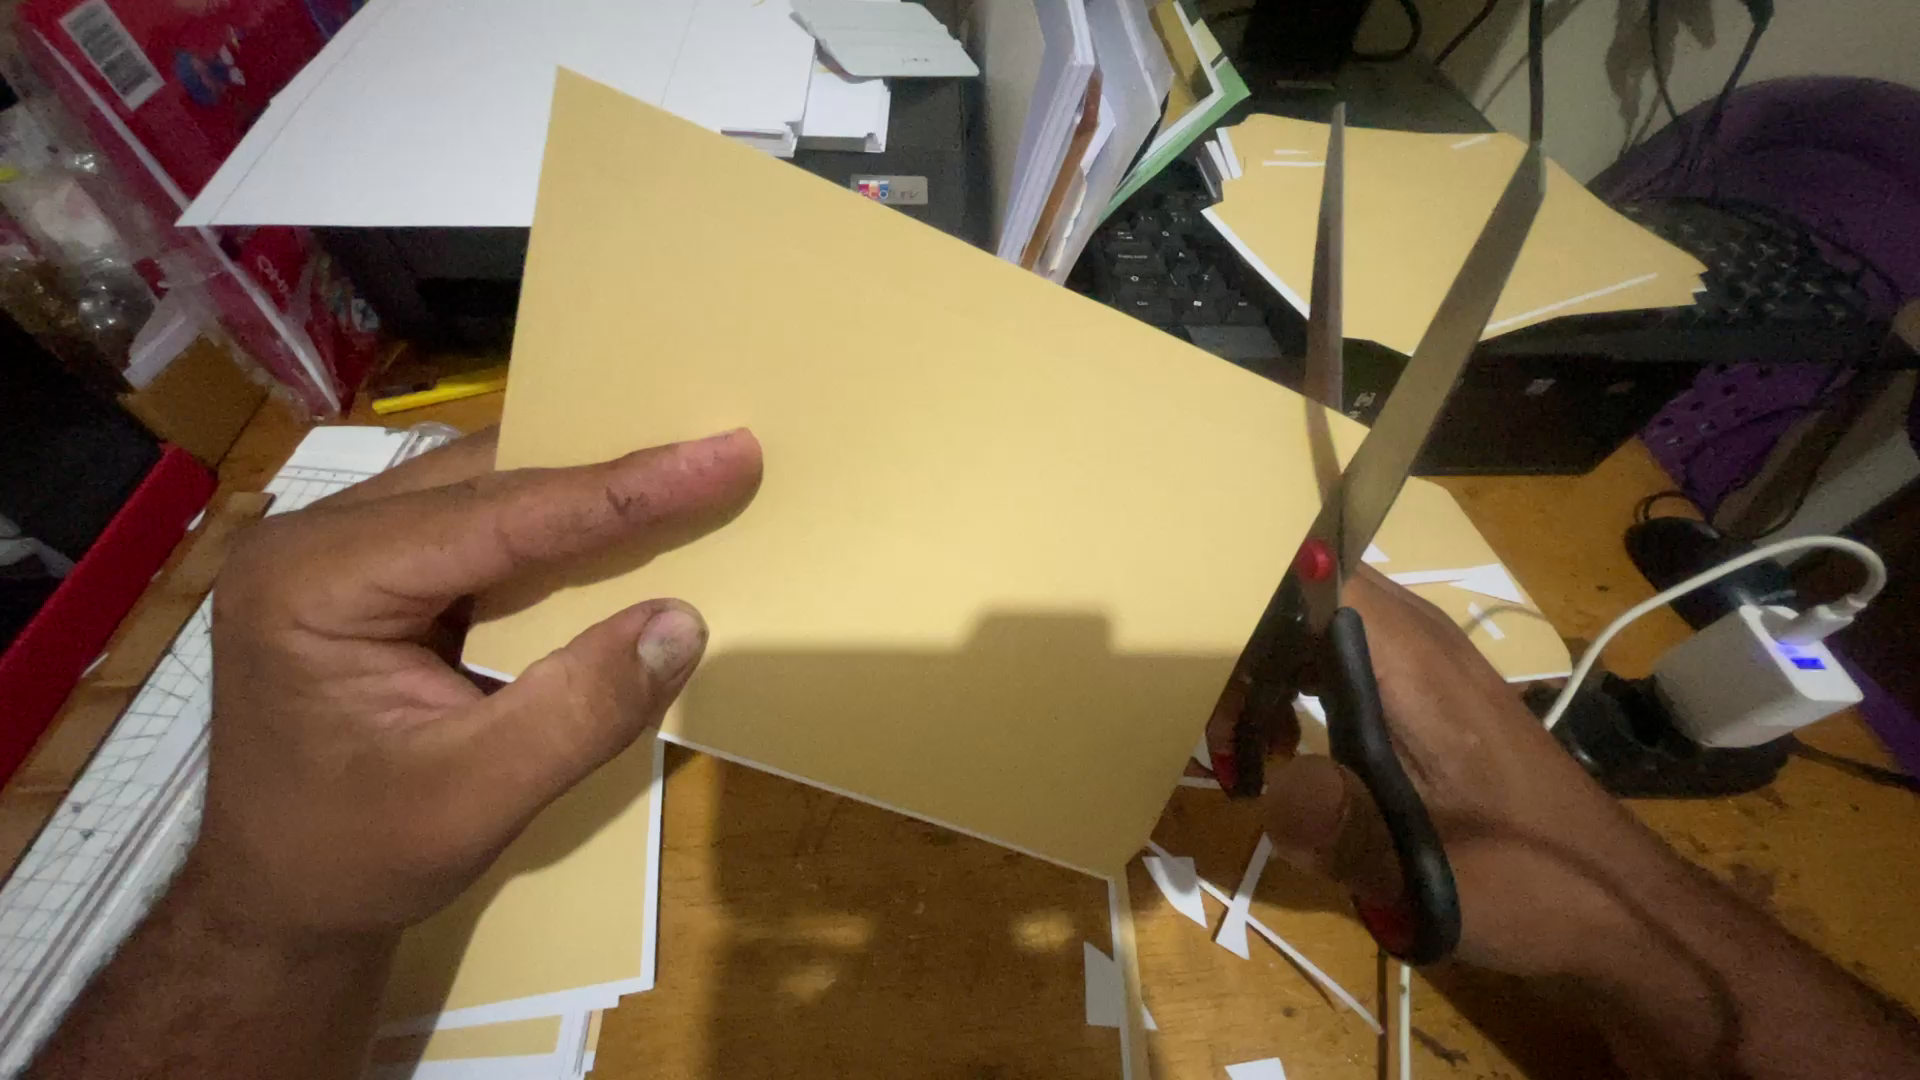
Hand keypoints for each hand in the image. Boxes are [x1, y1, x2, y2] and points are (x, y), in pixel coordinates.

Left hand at [194, 428, 761, 938]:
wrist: (283, 897)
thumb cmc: (359, 854)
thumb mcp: (477, 800)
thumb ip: (582, 711)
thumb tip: (685, 620)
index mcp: (319, 581)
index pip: (505, 517)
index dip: (629, 489)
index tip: (730, 454)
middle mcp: (330, 537)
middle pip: (503, 480)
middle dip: (619, 472)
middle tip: (723, 455)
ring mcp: (359, 546)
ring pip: (504, 486)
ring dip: (601, 487)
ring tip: (690, 473)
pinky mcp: (397, 568)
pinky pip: (502, 520)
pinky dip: (577, 521)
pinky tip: (629, 522)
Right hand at [1256, 567, 1668, 975]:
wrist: (1619, 905)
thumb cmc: (1533, 882)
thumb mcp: (1430, 874)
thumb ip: (1347, 832)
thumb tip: (1267, 790)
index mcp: (1410, 660)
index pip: (1312, 573)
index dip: (1246, 590)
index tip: (1194, 641)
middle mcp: (1410, 636)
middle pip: (1294, 593)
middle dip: (1238, 645)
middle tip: (1218, 725)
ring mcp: (1413, 655)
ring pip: (1307, 619)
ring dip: (1261, 668)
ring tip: (1247, 743)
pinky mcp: (1414, 681)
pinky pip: (1330, 649)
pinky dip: (1290, 683)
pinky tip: (1286, 742)